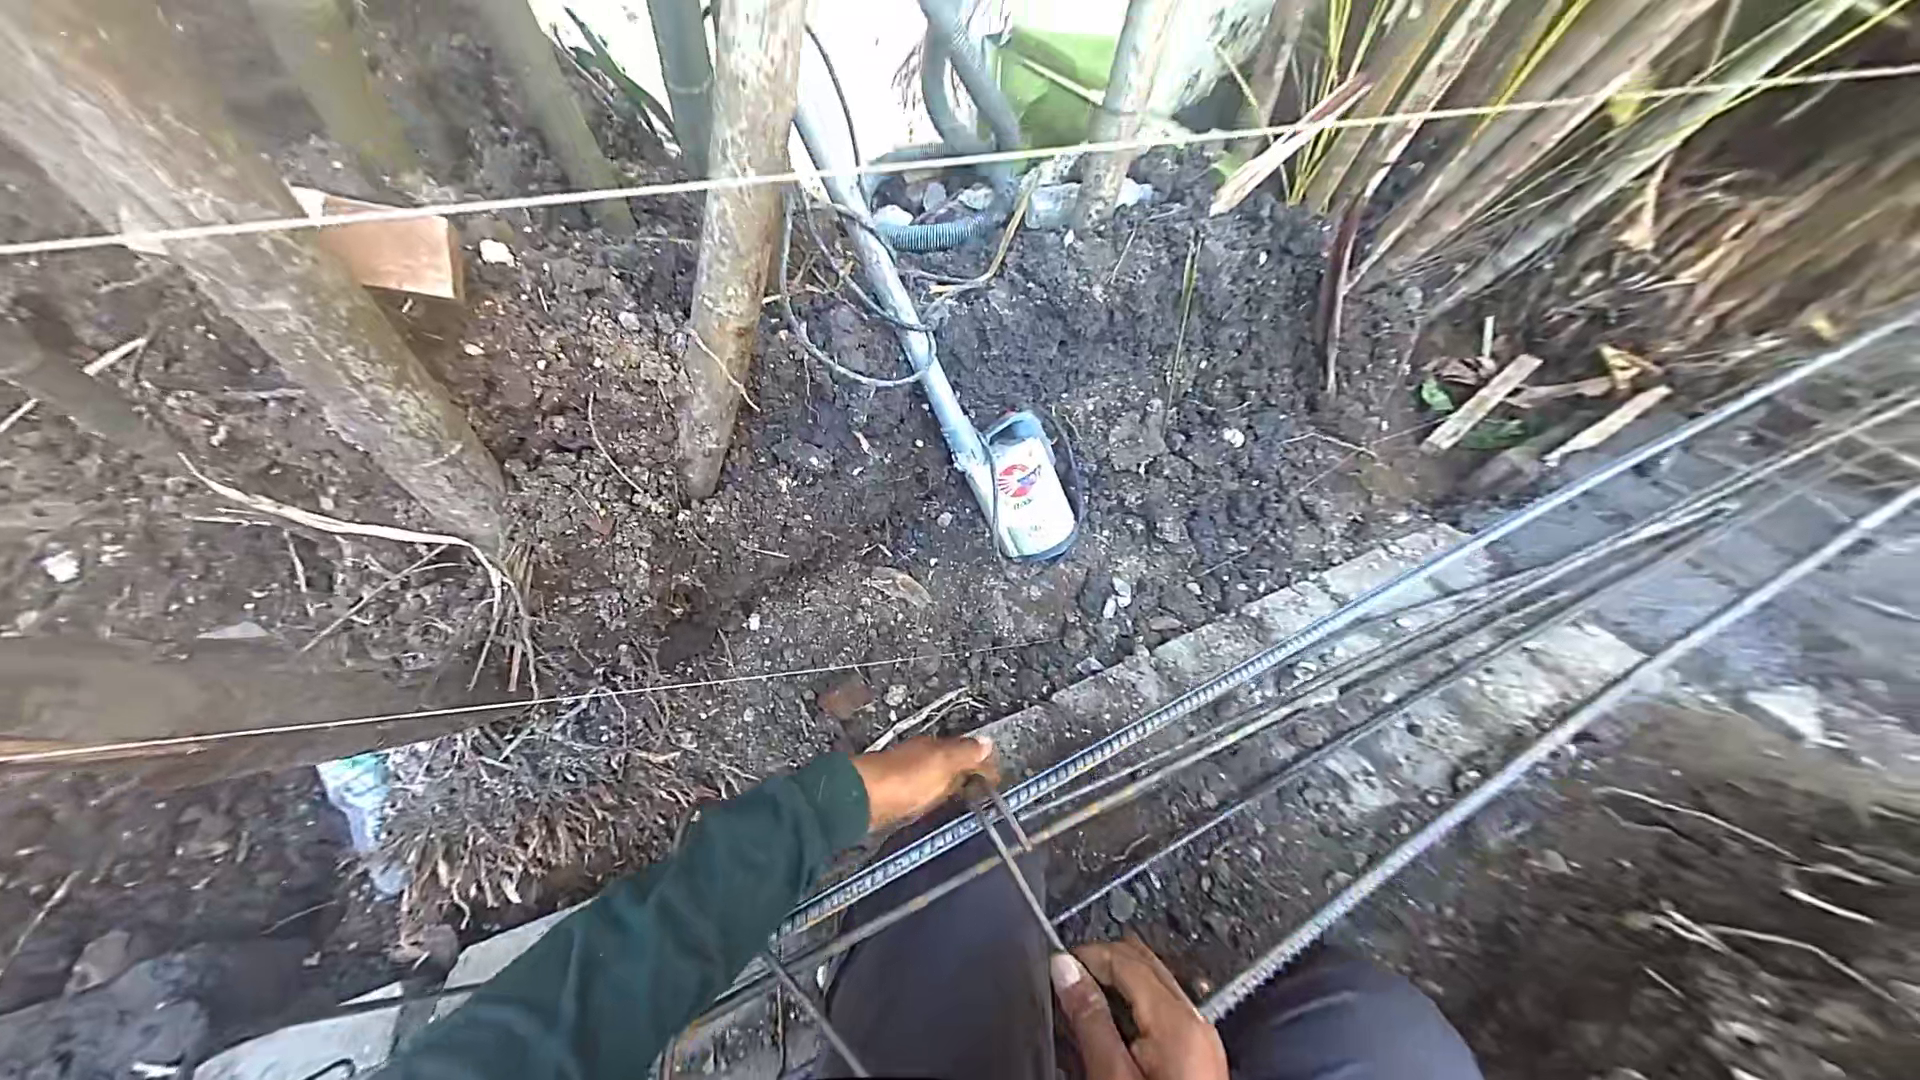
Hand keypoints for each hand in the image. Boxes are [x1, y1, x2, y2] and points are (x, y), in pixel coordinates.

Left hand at [850, 734, 996, 829]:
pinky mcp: (895, 795)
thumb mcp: (943, 763)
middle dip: (967, 770)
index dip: (982, 762)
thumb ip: (965, 753)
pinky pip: (922, 792)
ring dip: (950, 784)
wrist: (861, 798)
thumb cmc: (904, 779)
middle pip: (950, 761)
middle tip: (984, 786)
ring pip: (936, 776)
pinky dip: (934, 796)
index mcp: (934, 746)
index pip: (966, 749)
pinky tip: (934, 805)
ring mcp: (906, 775)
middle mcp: (920, 757)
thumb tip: (987, 741)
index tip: (997, 776)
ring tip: (965, 797)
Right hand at [1052, 937, 1227, 1079]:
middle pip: (1141, 962)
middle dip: (1100, 964)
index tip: (1056, 967)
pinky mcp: (1197, 1058)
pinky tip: (1107, 1033)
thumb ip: (1089, 1019)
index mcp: (1178, 1022)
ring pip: (1150, 983)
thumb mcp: (1112, 1079)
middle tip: (1065, 983)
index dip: (1085, 955)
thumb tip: (1065, 969)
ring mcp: (1201, 1040)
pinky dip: (1130, 1009)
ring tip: (1081, 1010)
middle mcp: (1196, 1022)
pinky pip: (1160, 1010)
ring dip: (1114, 985)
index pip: (1123, 958)